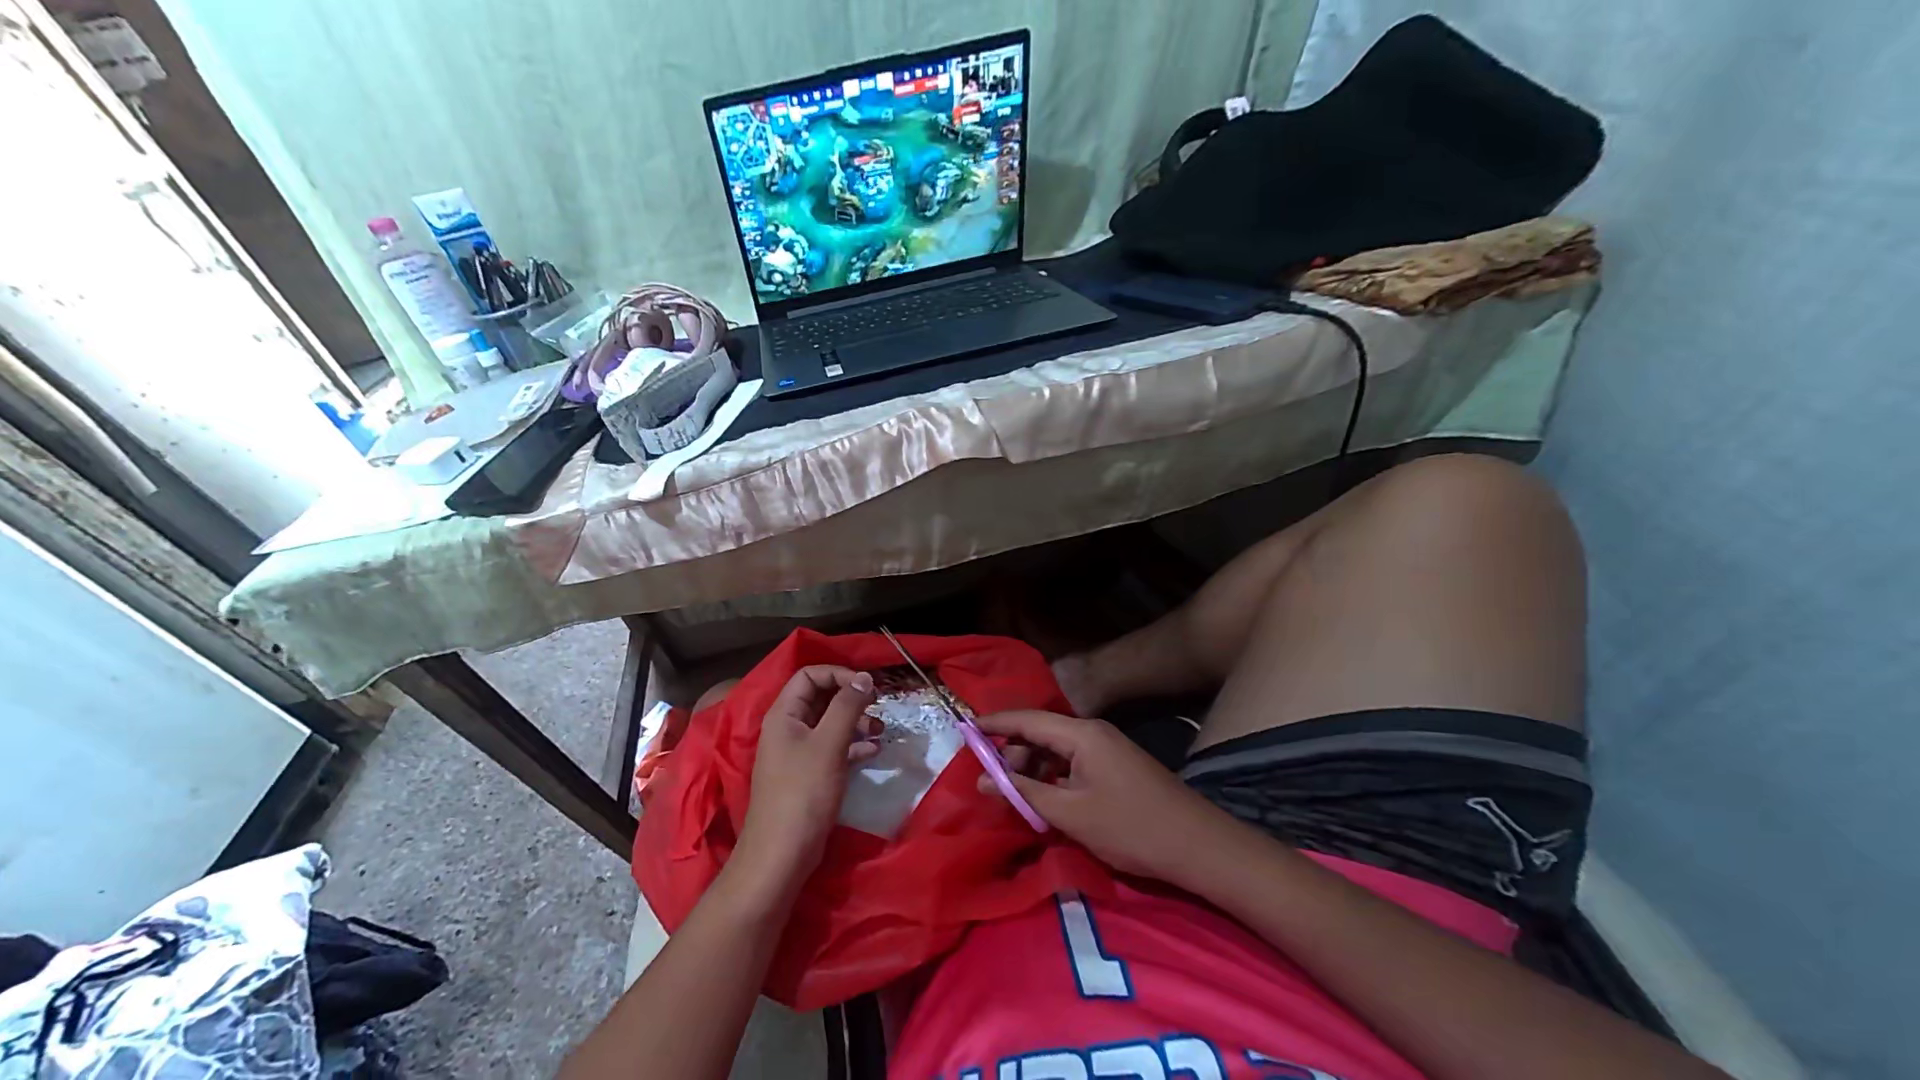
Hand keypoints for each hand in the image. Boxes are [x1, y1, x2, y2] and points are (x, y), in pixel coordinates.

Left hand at [735, 667, 879, 893]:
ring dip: (856, 722)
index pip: (810, 675)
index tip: (868, 687)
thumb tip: (864, 678)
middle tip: (878, 706)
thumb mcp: (828, 744)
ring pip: (829, 723)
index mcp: (784, 714)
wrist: (781, 854)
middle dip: (851, 698)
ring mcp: (797, 753)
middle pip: (821, 697)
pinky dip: (853, 745)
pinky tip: (873, 752)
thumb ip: (847, 706)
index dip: (839, 674)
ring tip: (880, 730)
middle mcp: (788, 728)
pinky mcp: (808, 775)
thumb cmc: (803, 793)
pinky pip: (833, 748)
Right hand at [975, 710, 1231, 883]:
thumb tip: (983, 778)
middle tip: (989, 779)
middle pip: (1040, 732)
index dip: (993, 724)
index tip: (963, 730)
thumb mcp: (1070, 813)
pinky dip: (1053, 777)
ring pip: (1056, 749)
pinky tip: (1044, 800)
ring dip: (1032, 768)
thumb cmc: (1131, 827)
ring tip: (1015, 795)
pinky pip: (1073, 762)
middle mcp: (1093, 732)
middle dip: (1012, 752)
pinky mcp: (1115, 766)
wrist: (1198, 846)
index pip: (1026, 718)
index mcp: (1081, 734)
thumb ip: (1023, 793)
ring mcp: (1107, 748)